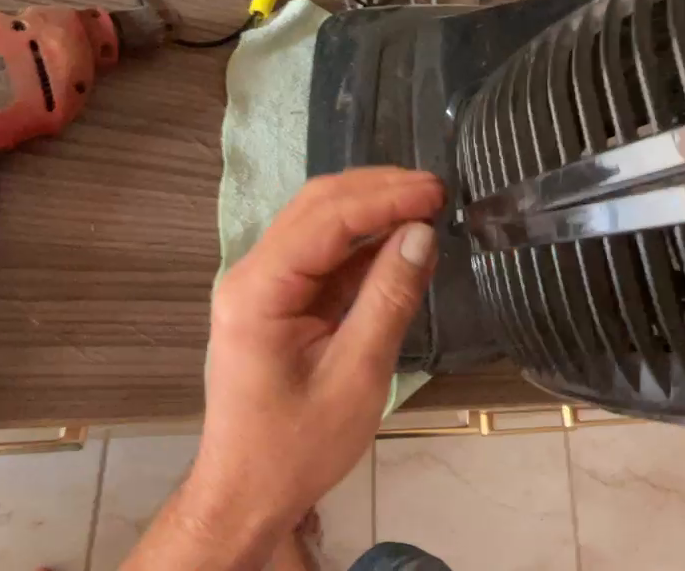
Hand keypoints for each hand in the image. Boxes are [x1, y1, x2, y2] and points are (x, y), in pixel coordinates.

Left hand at [127, 168, 441, 570]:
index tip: (436, 191)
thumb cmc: (296, 447)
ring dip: (373, 207)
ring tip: (426, 204)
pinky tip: (402, 239)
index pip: (326, 219)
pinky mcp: (281, 296)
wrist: (247, 495)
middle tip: (437, 191)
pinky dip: (366, 240)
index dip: (384, 196)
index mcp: (259, 290)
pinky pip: (326, 252)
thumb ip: (389, 300)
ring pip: (321, 221)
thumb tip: (423, 235)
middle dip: (379, 190)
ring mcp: (265, 282)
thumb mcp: (355, 378)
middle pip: (318, 206)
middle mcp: (254, 273)